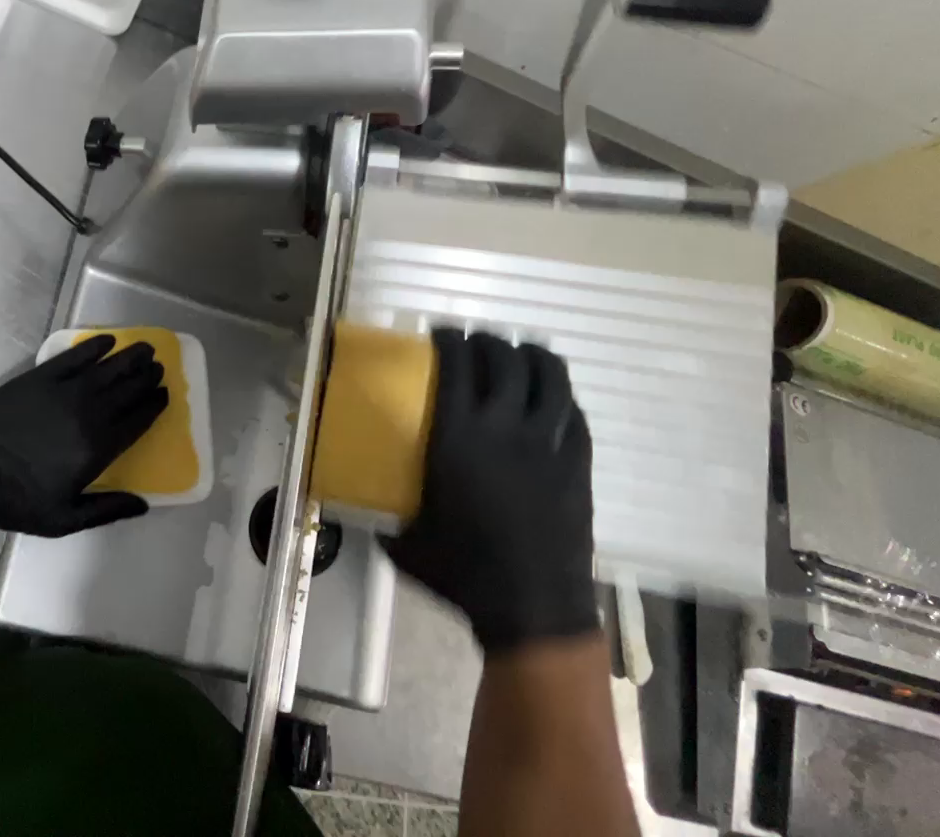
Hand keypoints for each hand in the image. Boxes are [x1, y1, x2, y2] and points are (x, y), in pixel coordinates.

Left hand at [0, 334, 166, 535]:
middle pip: (127, 390)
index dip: (153, 406)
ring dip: (129, 358)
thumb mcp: (64, 518)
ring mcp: (64, 391)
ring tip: (145, 349)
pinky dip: (93, 347)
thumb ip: (107, 510)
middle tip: (159, 367)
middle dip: (146, 378)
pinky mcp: (40, 377)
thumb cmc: (16, 499)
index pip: (137, 422)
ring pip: (107, 369)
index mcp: (97, 448)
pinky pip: (74, 357)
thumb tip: (144, 503)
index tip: (164, 394)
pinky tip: (107, 341)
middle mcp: (88, 414)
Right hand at [383, 330, 596, 651]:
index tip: (439, 334)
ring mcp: (549, 443)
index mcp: (458, 439)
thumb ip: (386, 518)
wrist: (532, 605)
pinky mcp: (578, 462)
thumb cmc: (462, 572)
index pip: (456, 366)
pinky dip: (557, 395)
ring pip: (549, 375)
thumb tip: (361, 512)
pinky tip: (546, 400)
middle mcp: (506, 428)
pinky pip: (572, 411)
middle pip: (504, 359)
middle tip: (473, 345)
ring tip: (517, 356)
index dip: (448, 340)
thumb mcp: (407, 542)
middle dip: (487, 342)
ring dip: (530, 355)